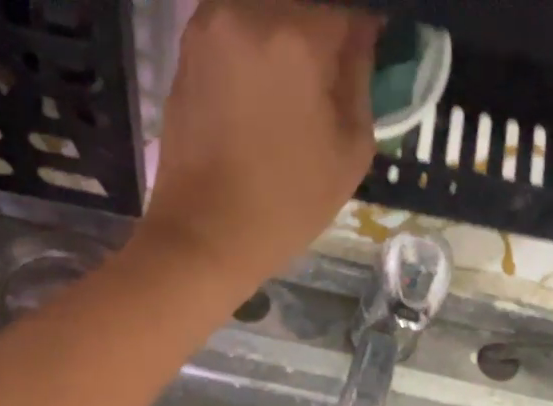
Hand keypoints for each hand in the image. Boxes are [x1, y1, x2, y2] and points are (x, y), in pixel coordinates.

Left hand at [137, 0, 380, 287]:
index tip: (366, 58)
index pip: (348, 12)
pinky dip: (252, 46)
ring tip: (294, 83)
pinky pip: (233, 28)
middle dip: (321, 31)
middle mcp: (248, 12)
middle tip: (329, 74)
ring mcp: (208, 28)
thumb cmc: (285, 205)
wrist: (203, 236)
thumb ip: (361, 79)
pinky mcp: (186, 51)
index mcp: (297, 35)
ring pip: (264, 10)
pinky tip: (261, 89)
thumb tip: (361, 41)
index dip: (362, 36)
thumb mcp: (350, 150)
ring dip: (285, 32)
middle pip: (302, 4)